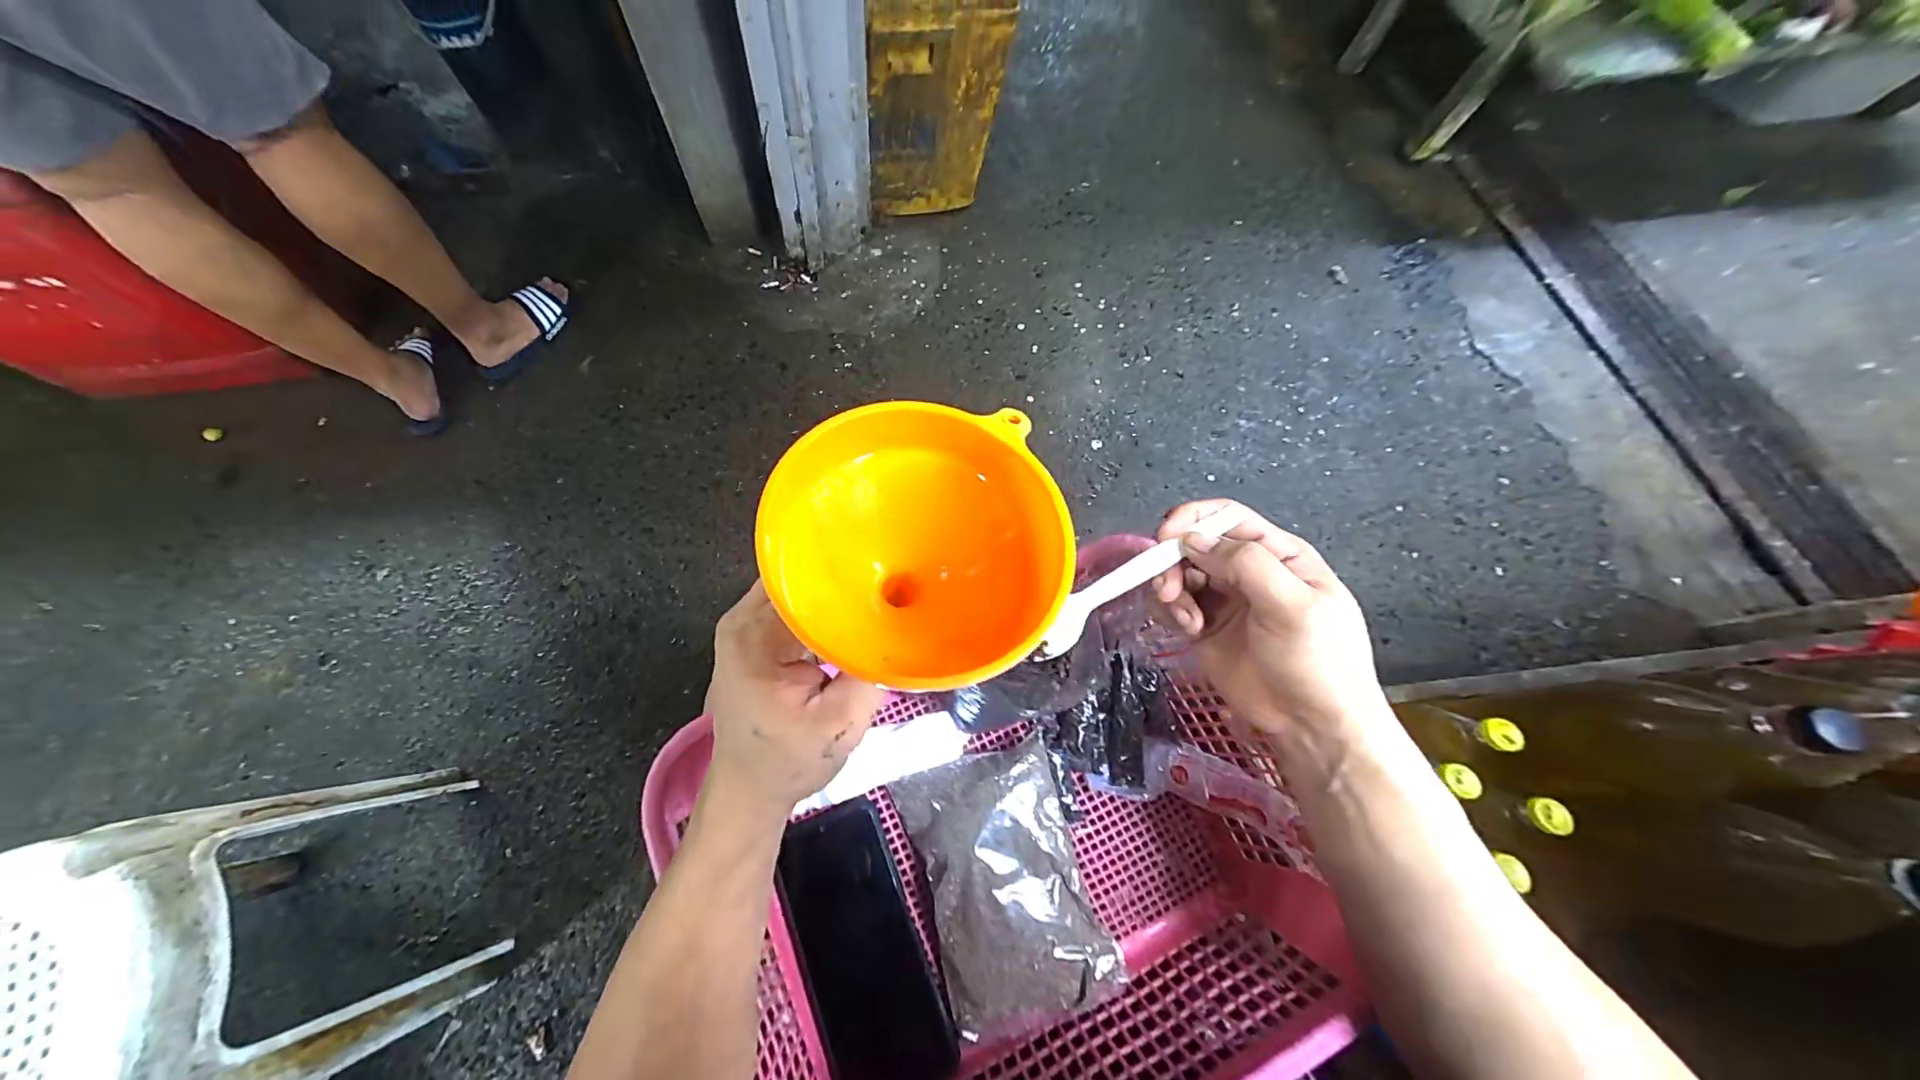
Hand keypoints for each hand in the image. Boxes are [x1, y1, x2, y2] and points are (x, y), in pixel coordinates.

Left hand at [701, 581, 886, 823]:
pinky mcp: (755, 635)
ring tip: (881, 597)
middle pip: (804, 579)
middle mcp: (743, 618)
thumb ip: (871, 673)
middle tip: (896, 583)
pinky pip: (796, 607)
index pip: (810, 584)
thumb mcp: (841, 724)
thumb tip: (903, 628)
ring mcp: (745, 625)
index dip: (853, 578)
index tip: (894, 576)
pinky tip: (856, 619)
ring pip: (802, 590)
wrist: (747, 789)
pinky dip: (825, 611)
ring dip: (838, 595)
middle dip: (848, 581)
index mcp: (756, 635)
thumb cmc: (788, 762)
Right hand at [1153, 500, 1386, 738]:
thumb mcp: (1293, 605)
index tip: (1166, 537)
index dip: (1193, 520)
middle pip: (1197, 544)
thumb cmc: (1320, 664)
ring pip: (1183, 572)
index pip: (1229, 518)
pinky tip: (1189, 630)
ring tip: (1181, 615)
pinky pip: (1179, 603)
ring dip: (1172, 587)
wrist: (1312, 726)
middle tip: (1167, 587)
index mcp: (1279, 555)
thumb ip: (1246, 564)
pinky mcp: (1208, 627)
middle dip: (1174, 559)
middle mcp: (1250, 571)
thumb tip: (1194, 539)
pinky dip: (1174, 611)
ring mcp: (1228, 600)